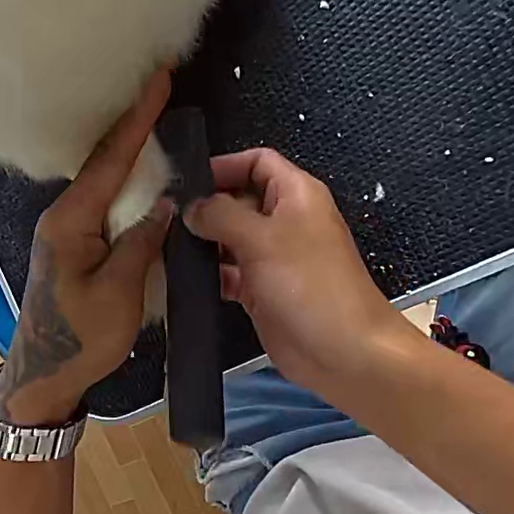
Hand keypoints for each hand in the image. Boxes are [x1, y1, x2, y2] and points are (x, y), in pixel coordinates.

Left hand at [0, 70, 174, 425]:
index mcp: (71, 221)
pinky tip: (142, 184)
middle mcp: (62, 217)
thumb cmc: (81, 337)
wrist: (44, 375)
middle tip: (159, 95)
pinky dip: (124, 189)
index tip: (158, 81)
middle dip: (132, 129)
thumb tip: (166, 205)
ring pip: (101, 185)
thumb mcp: (119, 291)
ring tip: (156, 129)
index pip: (109, 160)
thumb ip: (142, 242)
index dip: (137, 120)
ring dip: (128, 157)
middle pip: (101, 164)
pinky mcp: (72, 249)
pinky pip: (102, 207)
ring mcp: (64, 233)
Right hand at [183, 148, 419, 395]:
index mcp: (296, 195)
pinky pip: (230, 274)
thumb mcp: (262, 238)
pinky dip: (211, 274)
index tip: (188, 181)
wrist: (343, 352)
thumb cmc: (311, 286)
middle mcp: (285, 222)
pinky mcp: (262, 291)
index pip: (258, 162)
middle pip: (239, 200)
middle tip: (169, 217)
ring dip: (205, 243)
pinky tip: (188, 278)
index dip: (224, 165)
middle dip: (207, 207)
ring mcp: (273, 259)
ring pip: (230, 239)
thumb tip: (192, 207)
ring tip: (171, 246)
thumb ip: (221, 215)